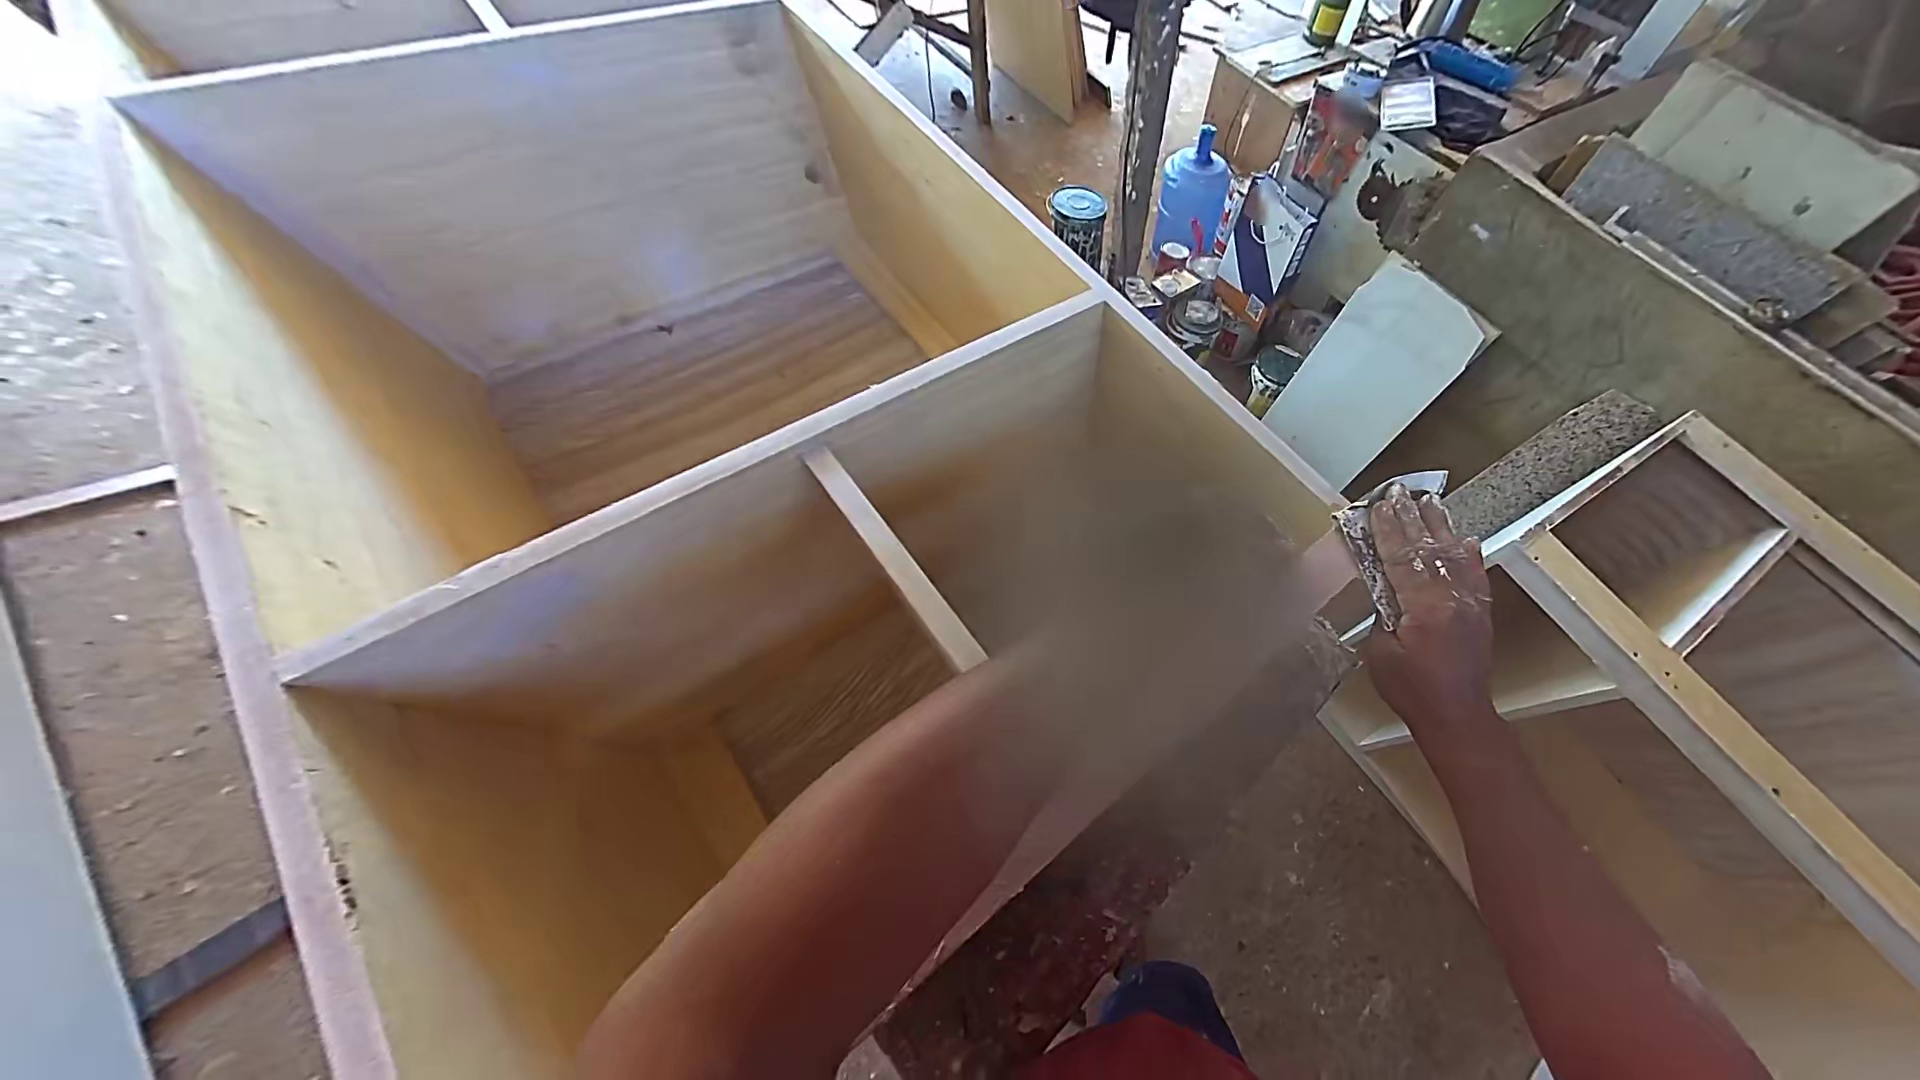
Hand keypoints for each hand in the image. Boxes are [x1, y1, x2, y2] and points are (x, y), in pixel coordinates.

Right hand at [1361, 486, 1495, 738]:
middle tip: (1400, 492)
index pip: (1403, 558)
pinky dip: (1467, 553)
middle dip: (1412, 519)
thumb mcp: (1380, 649)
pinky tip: (1462, 538)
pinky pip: (1474, 574)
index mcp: (1426, 607)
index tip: (1378, 505)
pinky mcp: (1478, 612)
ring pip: (1454, 556)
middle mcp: (1454, 598)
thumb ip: (1381, 611)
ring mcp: (1471, 604)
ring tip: (1430, 501)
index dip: (1388, 530)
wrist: (1456, 714)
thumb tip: (1378, 583)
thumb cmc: (1410, 687)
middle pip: (1430, 550)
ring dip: (1439, 527)